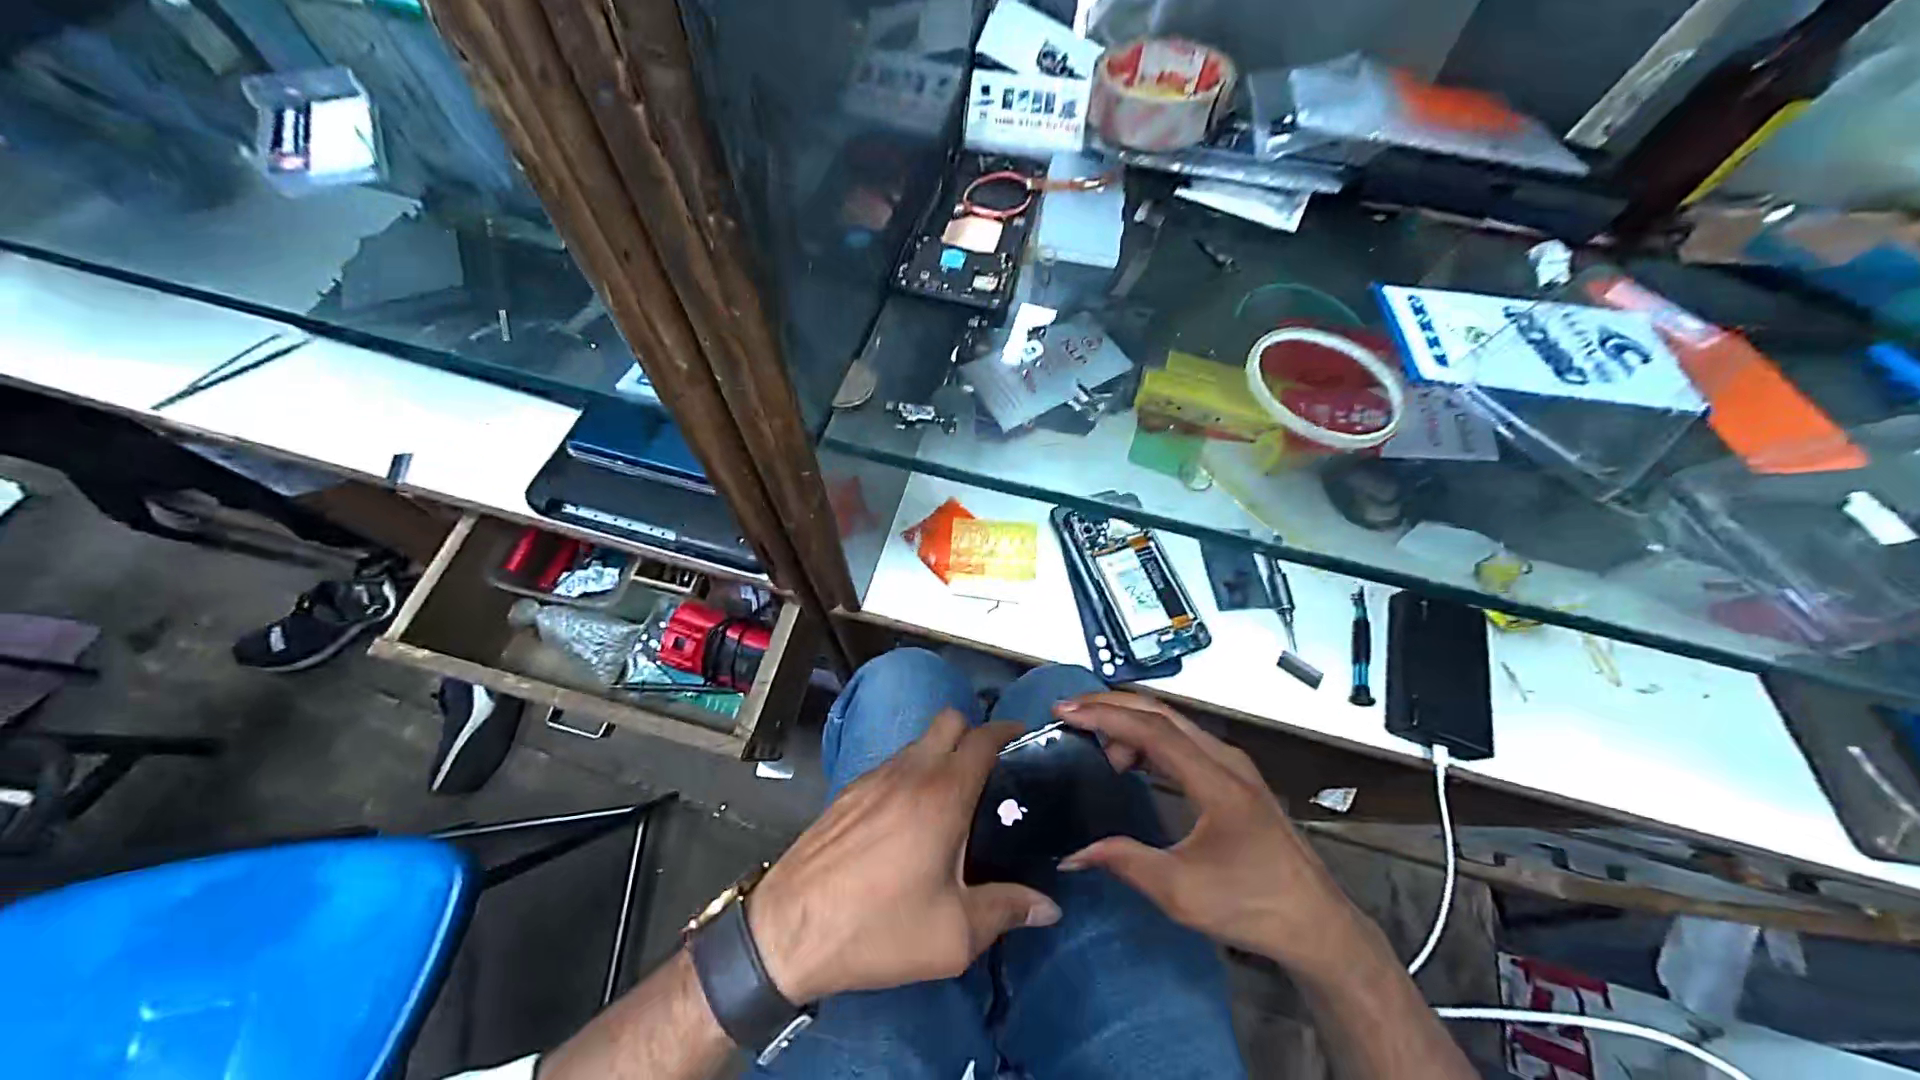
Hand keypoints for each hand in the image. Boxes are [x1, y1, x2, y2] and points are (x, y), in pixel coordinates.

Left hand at [746, 710, 1060, 1003]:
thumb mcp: (953, 935)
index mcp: (942, 795)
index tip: (1024, 739)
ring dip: (940, 752)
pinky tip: (909, 815)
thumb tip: (1048, 906)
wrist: (786, 931)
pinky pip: (892, 763)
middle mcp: (909, 772)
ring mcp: (873, 777)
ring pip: (918, 740)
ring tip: (953, 796)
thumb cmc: (878, 929)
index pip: (982, 738)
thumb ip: (1007, 911)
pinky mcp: (848, 791)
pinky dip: (911, 771)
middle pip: (948, 720)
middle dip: (974, 732)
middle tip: (990, 769)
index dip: (1007, 731)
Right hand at [1054, 693, 1364, 974]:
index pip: (1152, 730)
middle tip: (1069, 711)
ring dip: (1130, 724)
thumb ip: (1124, 862)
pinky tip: (1128, 761)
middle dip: (1111, 706)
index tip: (1065, 713)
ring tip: (1094, 745)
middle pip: (1162, 713)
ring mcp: (1233, 766)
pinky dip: (1148, 741)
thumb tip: (1072, 855)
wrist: (1318, 924)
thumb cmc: (1251, 905)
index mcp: (1216, 780)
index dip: (1104, 717)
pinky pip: (1183, 742)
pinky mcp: (1234, 779)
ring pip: (1173, 724)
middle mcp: (1226, 760)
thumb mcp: (1180, 891)